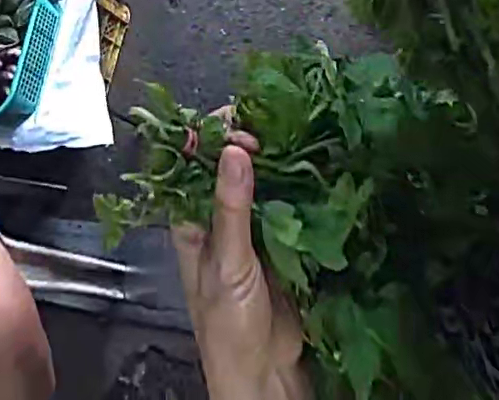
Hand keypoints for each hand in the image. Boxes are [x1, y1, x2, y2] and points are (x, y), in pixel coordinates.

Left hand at [173, 140, 310, 399]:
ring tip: (289, 138)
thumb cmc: (228, 326)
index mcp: (191, 216)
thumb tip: (233, 151)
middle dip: (243, 139)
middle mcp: (217, 211)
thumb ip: (230, 207)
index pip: (192, 159)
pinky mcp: (277, 233)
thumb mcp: (228, 263)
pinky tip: (307, 164)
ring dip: (271, 156)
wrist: (265, 374)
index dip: (210, 135)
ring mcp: (248, 221)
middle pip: (225, 161)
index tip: (235, 123)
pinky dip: (294, 179)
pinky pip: (284, 197)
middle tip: (266, 132)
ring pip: (256, 175)